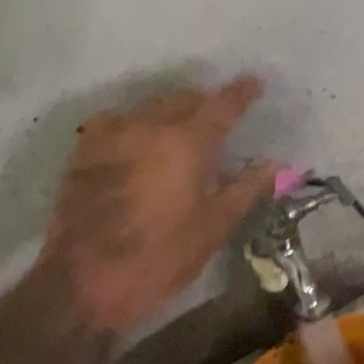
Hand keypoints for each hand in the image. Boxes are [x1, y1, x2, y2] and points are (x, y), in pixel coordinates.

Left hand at [40, 76, 276, 334]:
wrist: (86, 281)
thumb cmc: (162, 256)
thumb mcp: (215, 225)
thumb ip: (247, 187)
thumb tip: (277, 162)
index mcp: (187, 142)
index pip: (222, 105)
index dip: (242, 92)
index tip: (255, 82)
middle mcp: (148, 126)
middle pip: (184, 99)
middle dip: (206, 101)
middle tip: (221, 114)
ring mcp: (111, 135)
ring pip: (150, 107)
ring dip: (172, 110)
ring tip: (184, 125)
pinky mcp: (85, 152)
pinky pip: (118, 121)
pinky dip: (137, 122)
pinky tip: (141, 138)